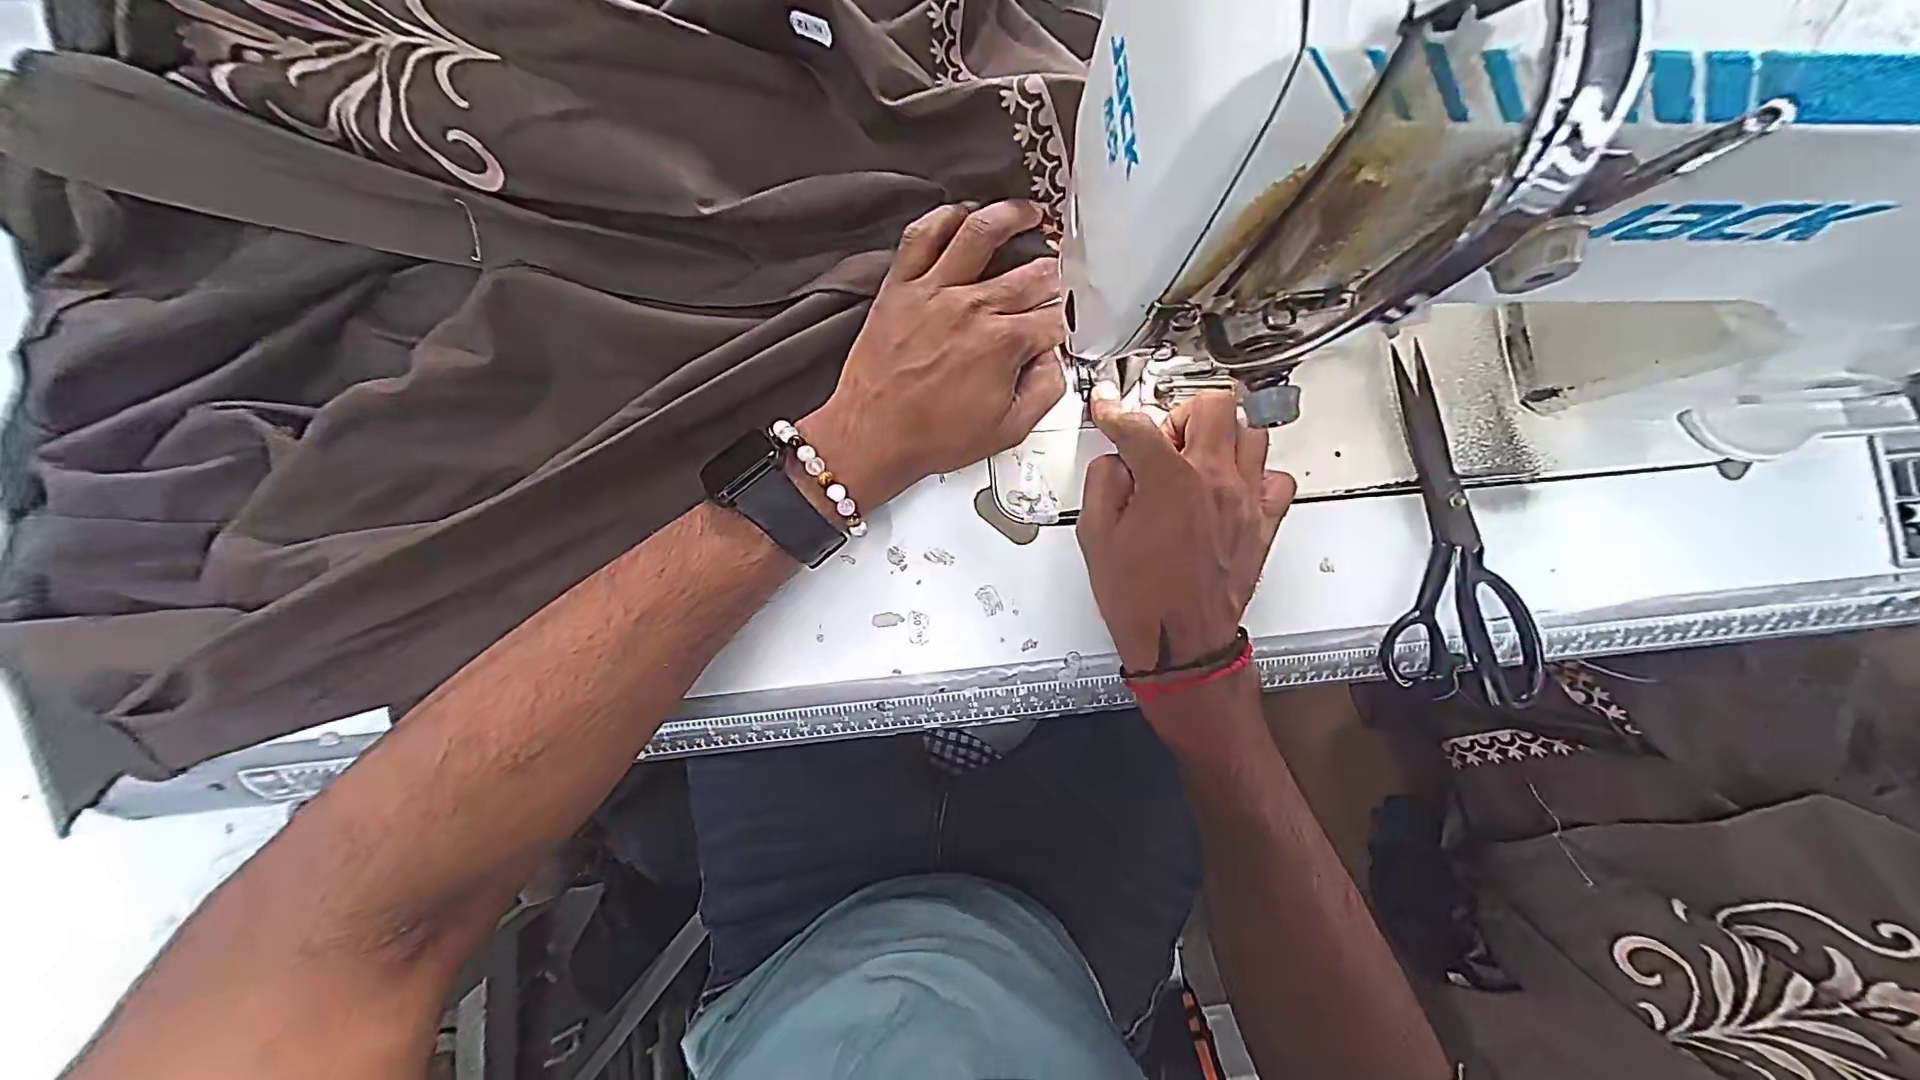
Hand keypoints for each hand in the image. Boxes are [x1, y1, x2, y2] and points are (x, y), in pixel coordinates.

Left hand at [799, 201, 1068, 506]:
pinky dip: (946, 217)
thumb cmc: (931, 436)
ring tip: (1028, 214)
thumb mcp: (1007, 430)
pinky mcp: (901, 288)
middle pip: (1032, 272)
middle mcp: (972, 308)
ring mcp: (935, 292)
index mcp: (1003, 343)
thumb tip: (1054, 360)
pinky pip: (924, 235)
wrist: (873, 436)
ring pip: (983, 232)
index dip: (1065, 321)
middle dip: (1054, 273)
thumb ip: (1045, 390)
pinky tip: (962, 216)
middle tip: (1056, 274)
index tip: (1061, 324)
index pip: (1054, 317)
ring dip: (1014, 216)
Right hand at [1077, 390, 1296, 674]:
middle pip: (1213, 405)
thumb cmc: (1142, 599)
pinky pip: (1276, 477)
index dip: (1116, 411)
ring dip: (1220, 434)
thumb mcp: (1095, 536)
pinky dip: (1254, 471)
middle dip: (1180, 412)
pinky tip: (1230, 483)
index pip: (1140, 424)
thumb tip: (1115, 461)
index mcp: (1168, 482)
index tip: (1110, 410)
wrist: (1179, 642)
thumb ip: (1102, 482)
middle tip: (1163, 436)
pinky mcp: (1263, 524)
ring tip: (1195, 456)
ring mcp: (1245, 501)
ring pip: (1251, 431)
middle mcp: (1214, 483)